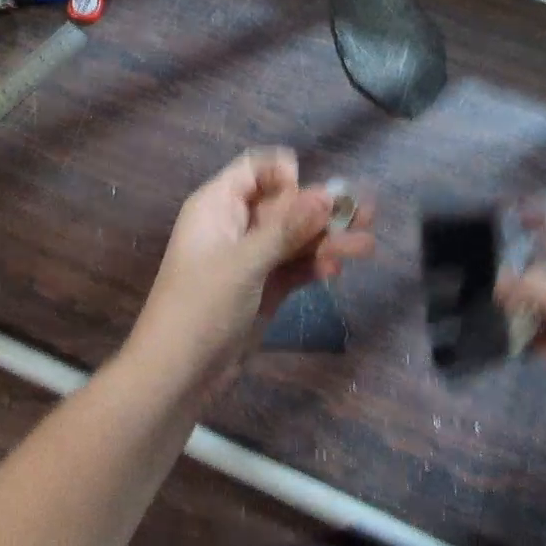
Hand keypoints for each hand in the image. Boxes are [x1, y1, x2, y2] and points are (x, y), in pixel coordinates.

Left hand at [124, 148, 375, 396]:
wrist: (178, 375)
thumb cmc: (201, 306)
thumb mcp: (244, 263)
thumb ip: (286, 229)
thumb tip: (326, 195)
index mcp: (217, 206)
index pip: (254, 170)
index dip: (284, 175)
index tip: (309, 194)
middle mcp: (235, 226)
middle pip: (284, 204)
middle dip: (322, 208)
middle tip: (365, 212)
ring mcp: (251, 258)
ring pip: (295, 237)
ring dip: (328, 239)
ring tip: (367, 245)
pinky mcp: (264, 288)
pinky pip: (294, 266)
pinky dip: (314, 265)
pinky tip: (336, 270)